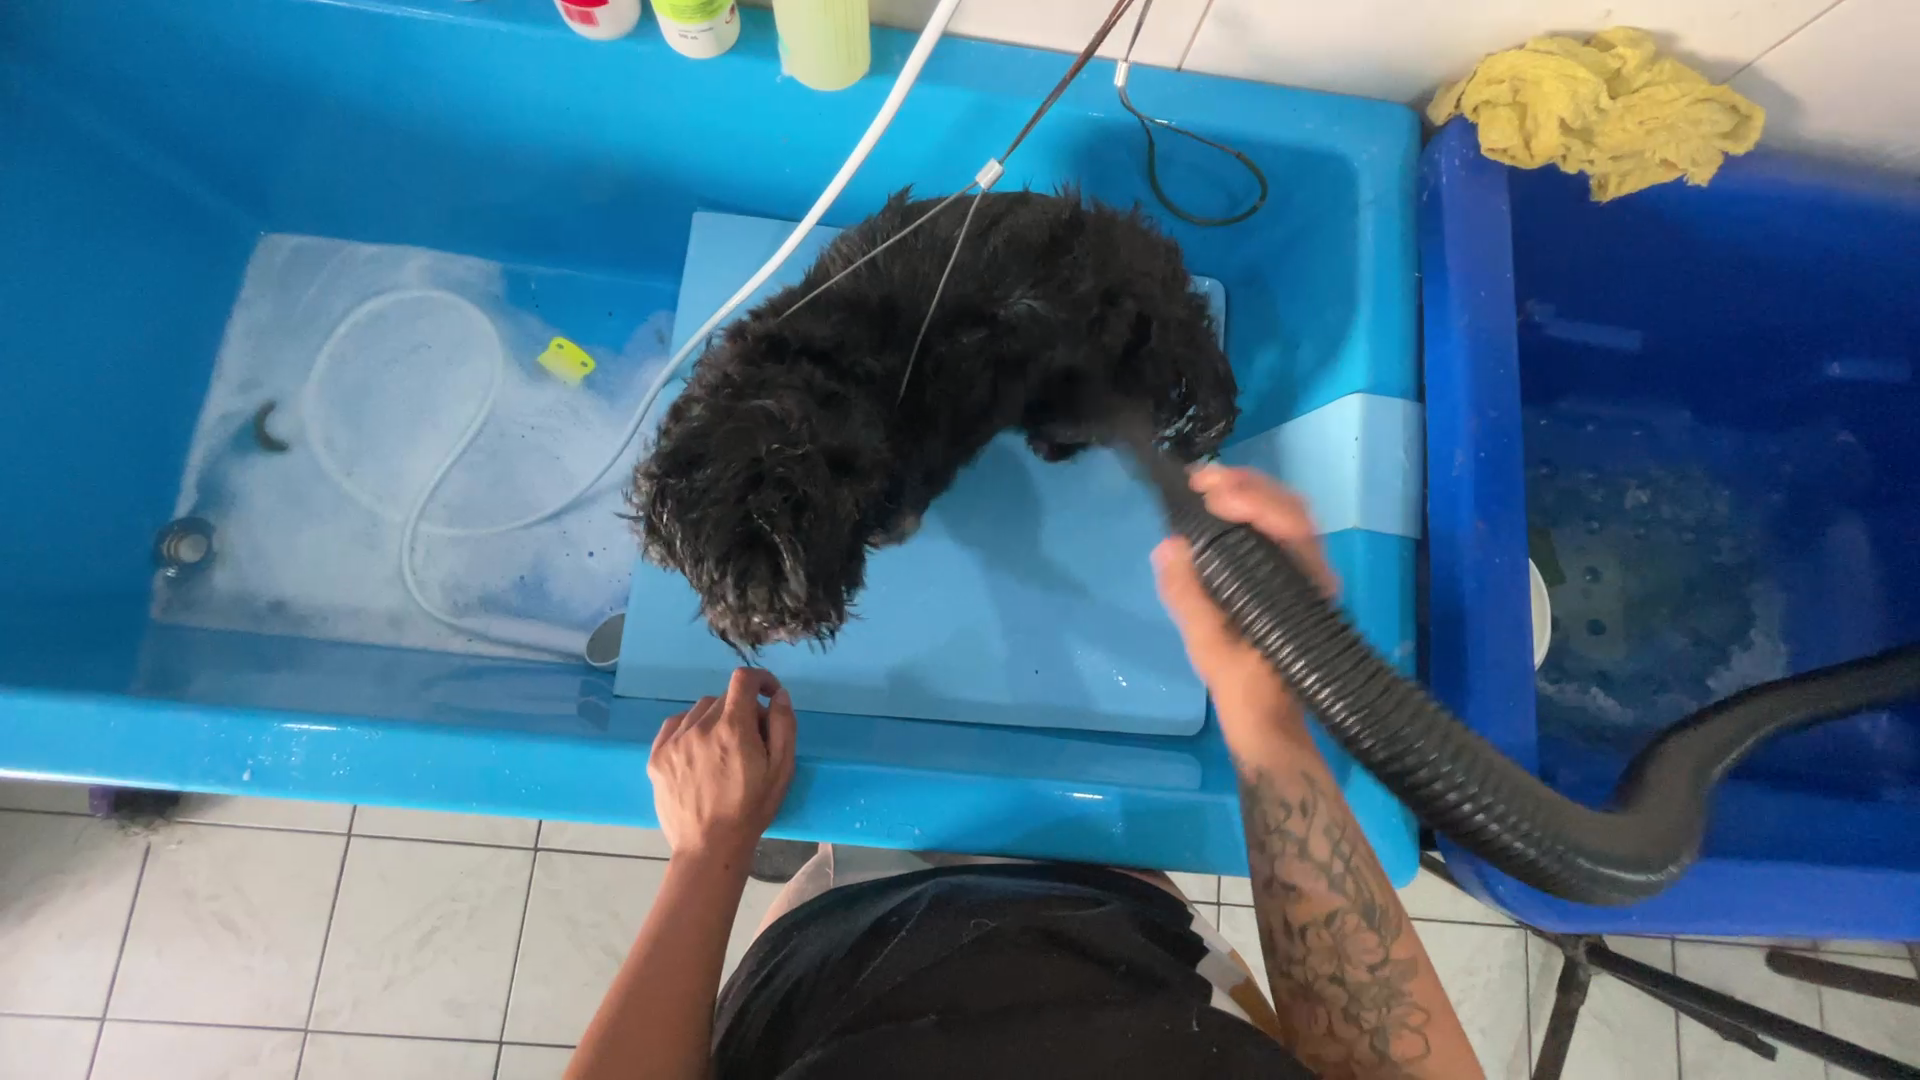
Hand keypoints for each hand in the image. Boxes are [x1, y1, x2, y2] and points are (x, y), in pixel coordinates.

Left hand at [648, 667, 797, 865]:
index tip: (768, 695)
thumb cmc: (752, 808)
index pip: (743, 680)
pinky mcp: (656, 757)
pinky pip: (674, 724)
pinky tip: (698, 748)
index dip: (760, 679)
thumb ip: (783, 725)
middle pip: (724, 698)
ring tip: (723, 747)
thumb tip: (778, 695)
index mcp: (733, 728)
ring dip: (716, 718)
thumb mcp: (782, 769)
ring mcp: (674, 741)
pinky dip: (690, 727)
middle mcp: (700, 727)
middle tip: (751, 738)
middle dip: (742, 709)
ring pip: (699, 710)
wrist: (709, 847)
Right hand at [1152, 466, 1337, 738]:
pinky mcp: (1279, 577)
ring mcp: (1296, 572)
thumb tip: (1169, 546)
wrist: (1265, 721)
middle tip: (1199, 479)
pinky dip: (1241, 511)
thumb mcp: (1209, 646)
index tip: (1211, 495)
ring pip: (1280, 515)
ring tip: (1200, 485)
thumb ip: (1190, 596)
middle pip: (1287, 508)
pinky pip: (1267, 530)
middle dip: (1245, 486)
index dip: (1253, 500)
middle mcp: (1309, 571)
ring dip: (1242, 493)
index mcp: (1304, 587)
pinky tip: (1210, 510)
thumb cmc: (1244, 688)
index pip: (1290, 524)